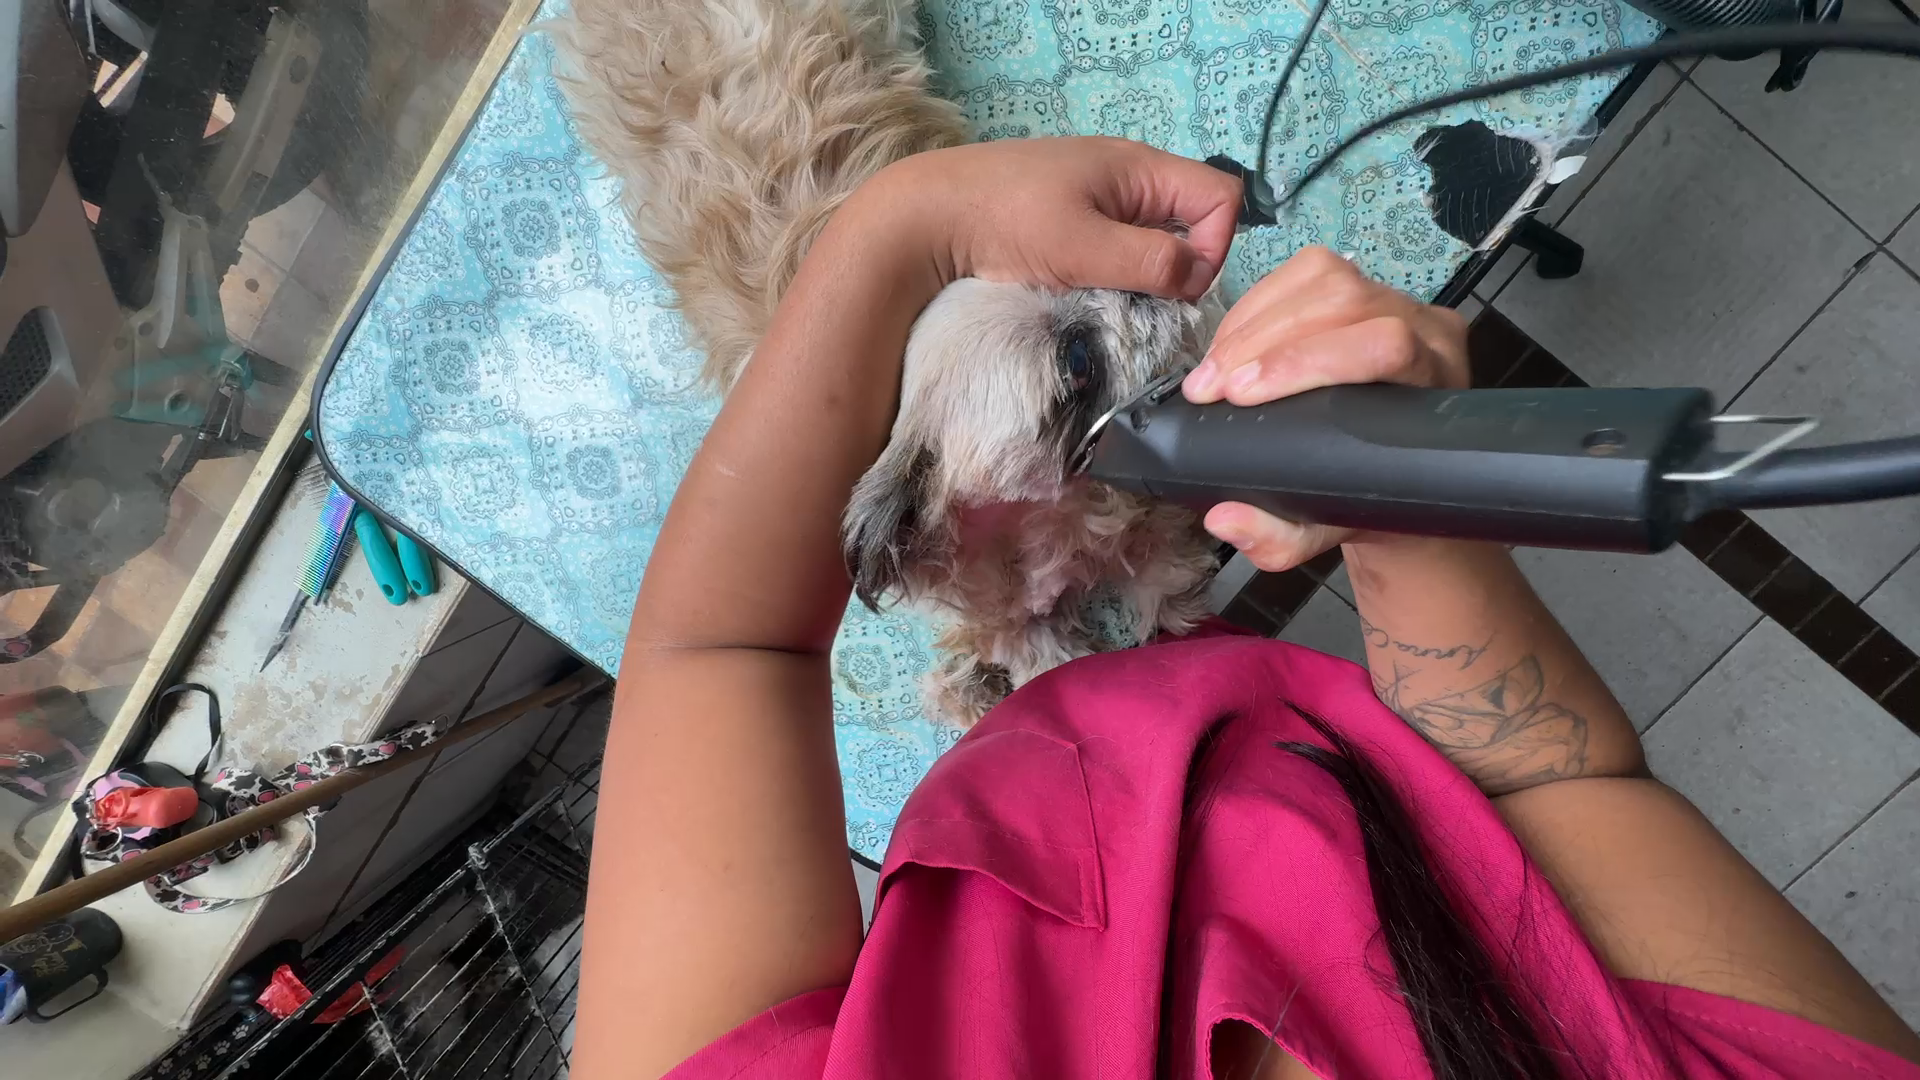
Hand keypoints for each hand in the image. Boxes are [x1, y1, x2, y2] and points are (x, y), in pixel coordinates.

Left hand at [868, 137, 1242, 301]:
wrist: (931, 218)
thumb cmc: (1008, 222)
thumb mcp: (1085, 246)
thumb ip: (1149, 260)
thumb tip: (1197, 276)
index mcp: (1140, 169)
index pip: (1220, 198)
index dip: (1215, 246)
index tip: (1178, 288)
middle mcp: (1126, 180)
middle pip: (1188, 222)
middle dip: (1178, 267)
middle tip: (1141, 303)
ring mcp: (1097, 202)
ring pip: (1151, 242)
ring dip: (1143, 277)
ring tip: (1108, 300)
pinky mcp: (1070, 225)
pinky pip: (1115, 251)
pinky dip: (1112, 276)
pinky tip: (1084, 293)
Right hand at [1180, 246, 1470, 569]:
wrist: (1391, 478)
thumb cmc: (1363, 502)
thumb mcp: (1322, 533)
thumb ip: (1276, 538)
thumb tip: (1223, 518)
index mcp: (1432, 387)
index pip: (1384, 344)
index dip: (1304, 362)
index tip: (1240, 395)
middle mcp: (1425, 333)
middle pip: (1345, 300)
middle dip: (1261, 342)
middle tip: (1207, 388)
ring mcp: (1394, 303)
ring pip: (1324, 277)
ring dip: (1252, 321)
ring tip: (1211, 368)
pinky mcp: (1358, 290)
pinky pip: (1307, 271)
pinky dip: (1257, 303)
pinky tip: (1227, 341)